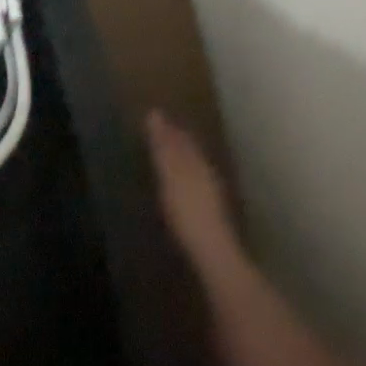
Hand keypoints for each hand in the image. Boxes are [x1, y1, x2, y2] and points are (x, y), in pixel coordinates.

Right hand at [145, 110, 243, 281]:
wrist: (213, 252)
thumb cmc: (187, 210)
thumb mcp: (170, 175)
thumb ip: (163, 146)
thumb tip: (153, 113)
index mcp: (197, 162)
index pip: (181, 137)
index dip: (167, 126)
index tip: (152, 114)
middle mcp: (206, 173)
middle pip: (191, 151)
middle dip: (176, 139)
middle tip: (158, 129)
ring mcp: (210, 193)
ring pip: (195, 166)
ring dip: (181, 157)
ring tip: (167, 152)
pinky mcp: (209, 212)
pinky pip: (196, 184)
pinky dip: (185, 177)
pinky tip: (179, 184)